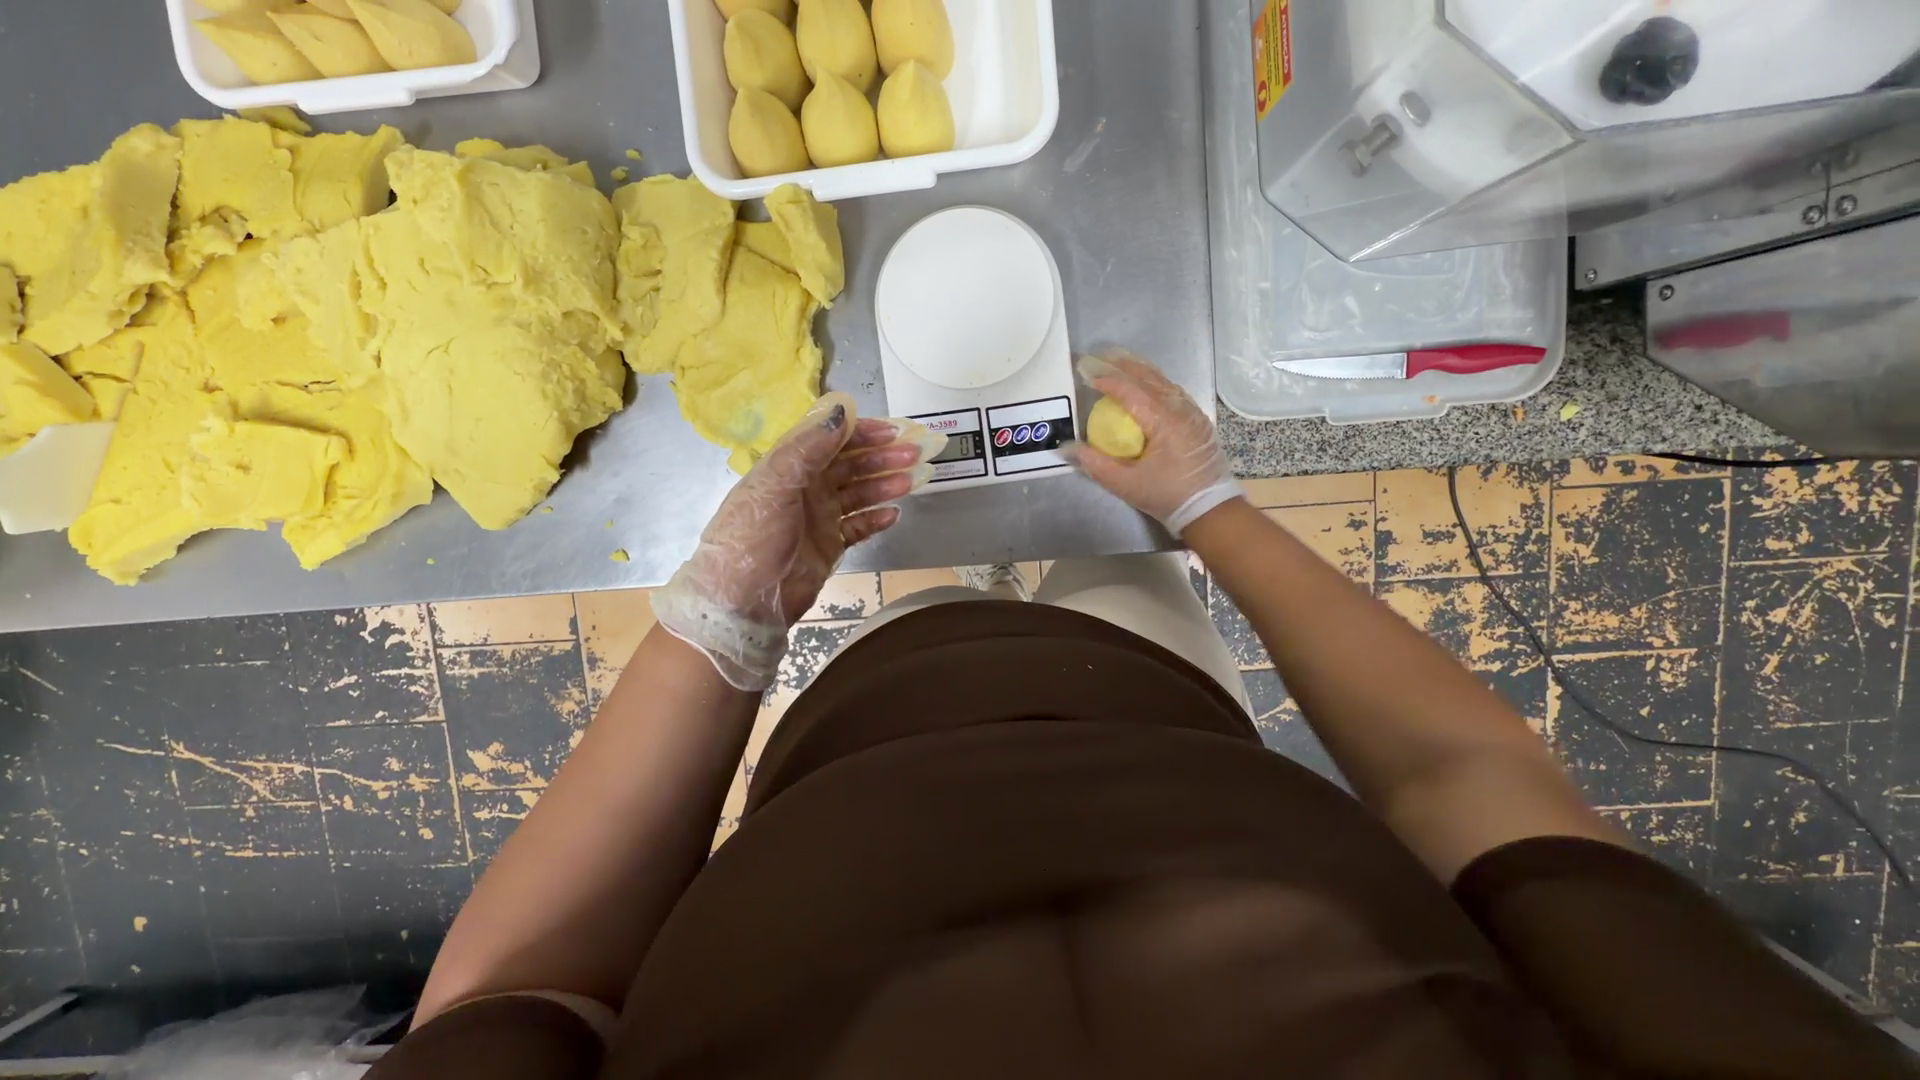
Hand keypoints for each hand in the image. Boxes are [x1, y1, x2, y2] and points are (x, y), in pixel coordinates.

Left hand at [652, 392, 937, 690]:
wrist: (740, 602)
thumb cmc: (752, 538)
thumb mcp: (775, 485)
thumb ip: (809, 447)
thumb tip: (842, 410)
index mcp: (787, 467)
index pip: (830, 439)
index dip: (862, 432)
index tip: (894, 431)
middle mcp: (805, 488)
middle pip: (850, 465)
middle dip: (882, 457)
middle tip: (916, 454)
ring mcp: (818, 518)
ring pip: (859, 493)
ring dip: (885, 484)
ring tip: (912, 481)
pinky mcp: (828, 546)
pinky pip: (858, 526)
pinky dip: (876, 519)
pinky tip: (893, 514)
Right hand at [1068, 350, 1242, 535]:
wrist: (1210, 509)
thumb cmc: (1168, 496)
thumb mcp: (1126, 485)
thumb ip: (1095, 464)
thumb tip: (1067, 448)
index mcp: (1164, 421)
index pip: (1131, 391)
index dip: (1107, 379)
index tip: (1086, 373)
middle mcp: (1181, 410)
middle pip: (1149, 378)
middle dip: (1122, 365)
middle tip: (1099, 357)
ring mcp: (1193, 413)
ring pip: (1164, 382)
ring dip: (1140, 371)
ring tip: (1118, 363)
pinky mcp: (1198, 421)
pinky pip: (1174, 392)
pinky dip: (1155, 383)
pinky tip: (1145, 384)